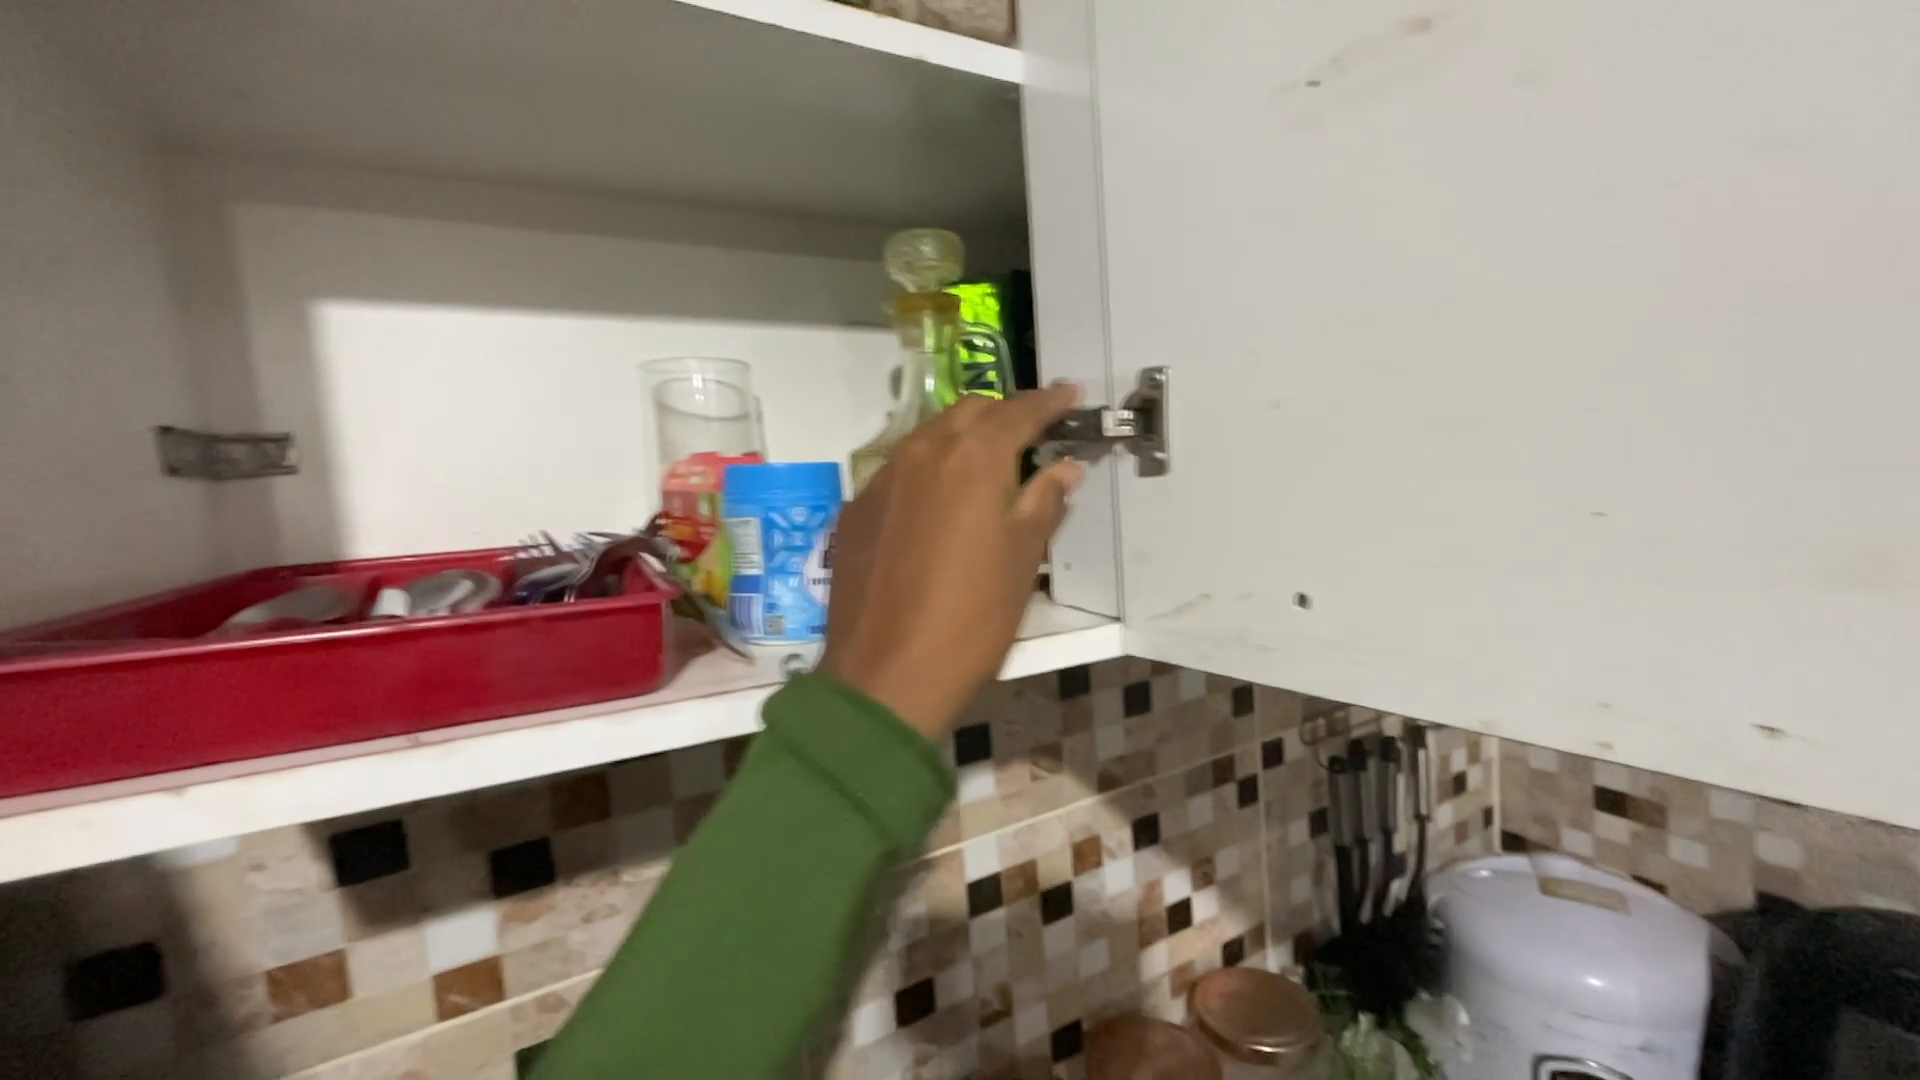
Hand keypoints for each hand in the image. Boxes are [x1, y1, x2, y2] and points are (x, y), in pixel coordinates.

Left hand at [821, 384, 1085, 738]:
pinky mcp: (856, 510)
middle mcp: (921, 453)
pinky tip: (938, 507)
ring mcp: (880, 480)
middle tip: (1032, 435)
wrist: (886, 675)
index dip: (1049, 401)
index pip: (1018, 411)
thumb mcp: (1023, 560)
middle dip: (1003, 415)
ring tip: (987, 467)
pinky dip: (928, 473)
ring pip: (928, 437)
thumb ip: (1044, 502)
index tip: (1070, 396)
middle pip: (968, 413)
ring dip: (961, 440)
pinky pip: (899, 472)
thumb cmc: (972, 618)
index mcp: (971, 458)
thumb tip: (1065, 467)